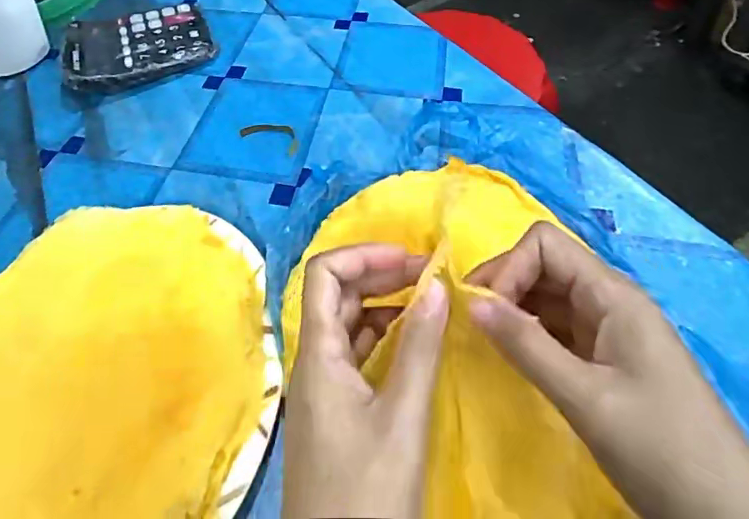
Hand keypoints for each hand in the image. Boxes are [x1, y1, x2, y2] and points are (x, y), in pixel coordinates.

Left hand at [282, 244, 447, 518]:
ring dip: (382, 304)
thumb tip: (436, 286)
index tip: (410, 258)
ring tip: (426, 302)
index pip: (324, 274)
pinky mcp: (333, 414)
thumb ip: (418, 348)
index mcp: (317, 354)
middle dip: (379, 274)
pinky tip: (412, 342)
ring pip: (346, 324)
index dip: (364, 255)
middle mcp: (312, 362)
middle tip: (427, 276)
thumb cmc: (368, 493)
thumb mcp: (402, 419)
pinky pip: (354, 355)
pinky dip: (381, 337)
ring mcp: (321, 389)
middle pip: (336, 294)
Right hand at [466, 223, 748, 518]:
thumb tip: (471, 302)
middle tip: (472, 322)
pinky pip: (562, 329)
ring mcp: (613, 331)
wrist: (730, 515)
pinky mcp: (611, 360)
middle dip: (505, 284)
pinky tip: (515, 357)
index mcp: (612, 294)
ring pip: (551, 298)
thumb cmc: (661, 449)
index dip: (508, 266)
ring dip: (516, 310)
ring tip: (486, 340)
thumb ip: (527, 346)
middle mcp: (611, 301)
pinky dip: (533, 335)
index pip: (545, 245)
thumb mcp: (586, 399)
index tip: (483, 310)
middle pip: (546, 266)